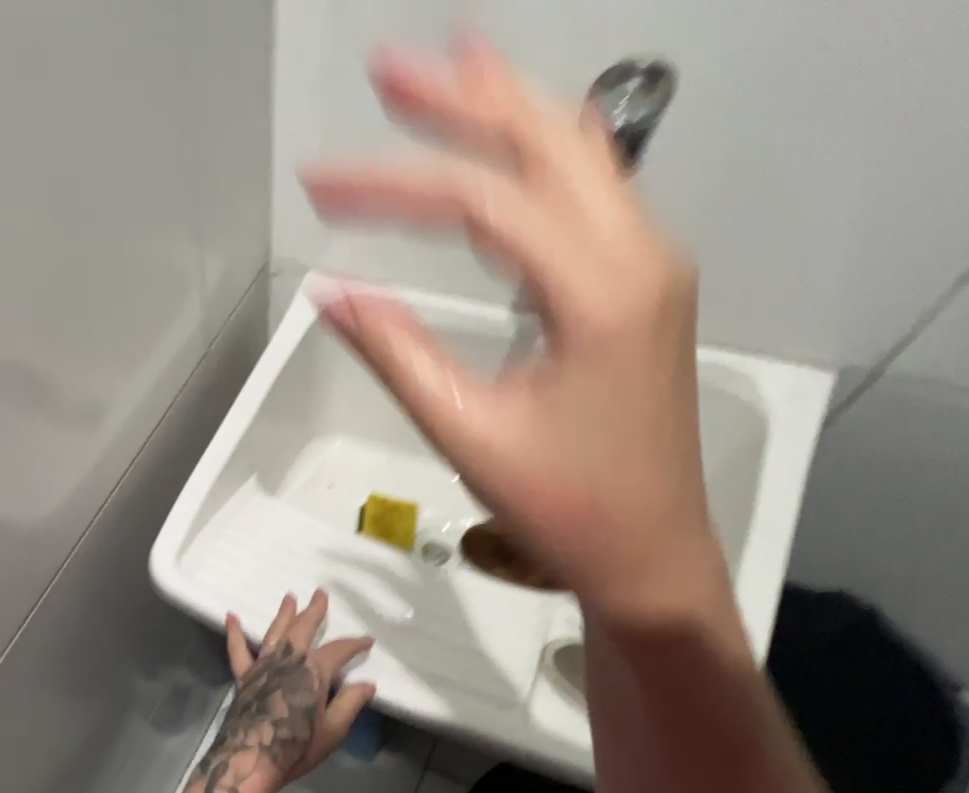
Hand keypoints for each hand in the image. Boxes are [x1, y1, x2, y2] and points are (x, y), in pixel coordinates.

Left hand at [218, 589, 374, 788]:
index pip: (339, 651)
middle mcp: (288, 660)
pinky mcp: (243, 676)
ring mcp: (263, 666)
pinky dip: (234, 632)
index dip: (354, 644)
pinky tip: (231, 616)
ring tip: (289, 597)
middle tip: (321, 593)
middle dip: (314, 611)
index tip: (367, 640)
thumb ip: (350, 703)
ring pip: (275, 633)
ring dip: (284, 614)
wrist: (250, 759)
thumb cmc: (296, 747)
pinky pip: (238, 650)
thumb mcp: (333, 730)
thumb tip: (368, 684)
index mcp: (314, 672)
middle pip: (303, 629)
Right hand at [299, 36, 724, 620]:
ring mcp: (646, 262)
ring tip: (445, 67)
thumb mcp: (465, 430)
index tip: (316, 186)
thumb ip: (395, 352)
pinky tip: (505, 134)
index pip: (481, 203)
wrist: (651, 550)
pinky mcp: (637, 281)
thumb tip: (327, 292)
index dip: (390, 186)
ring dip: (505, 107)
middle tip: (387, 66)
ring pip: (576, 153)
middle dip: (460, 99)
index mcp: (598, 290)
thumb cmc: (564, 504)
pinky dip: (537, 149)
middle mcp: (637, 252)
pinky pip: (587, 189)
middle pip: (544, 142)